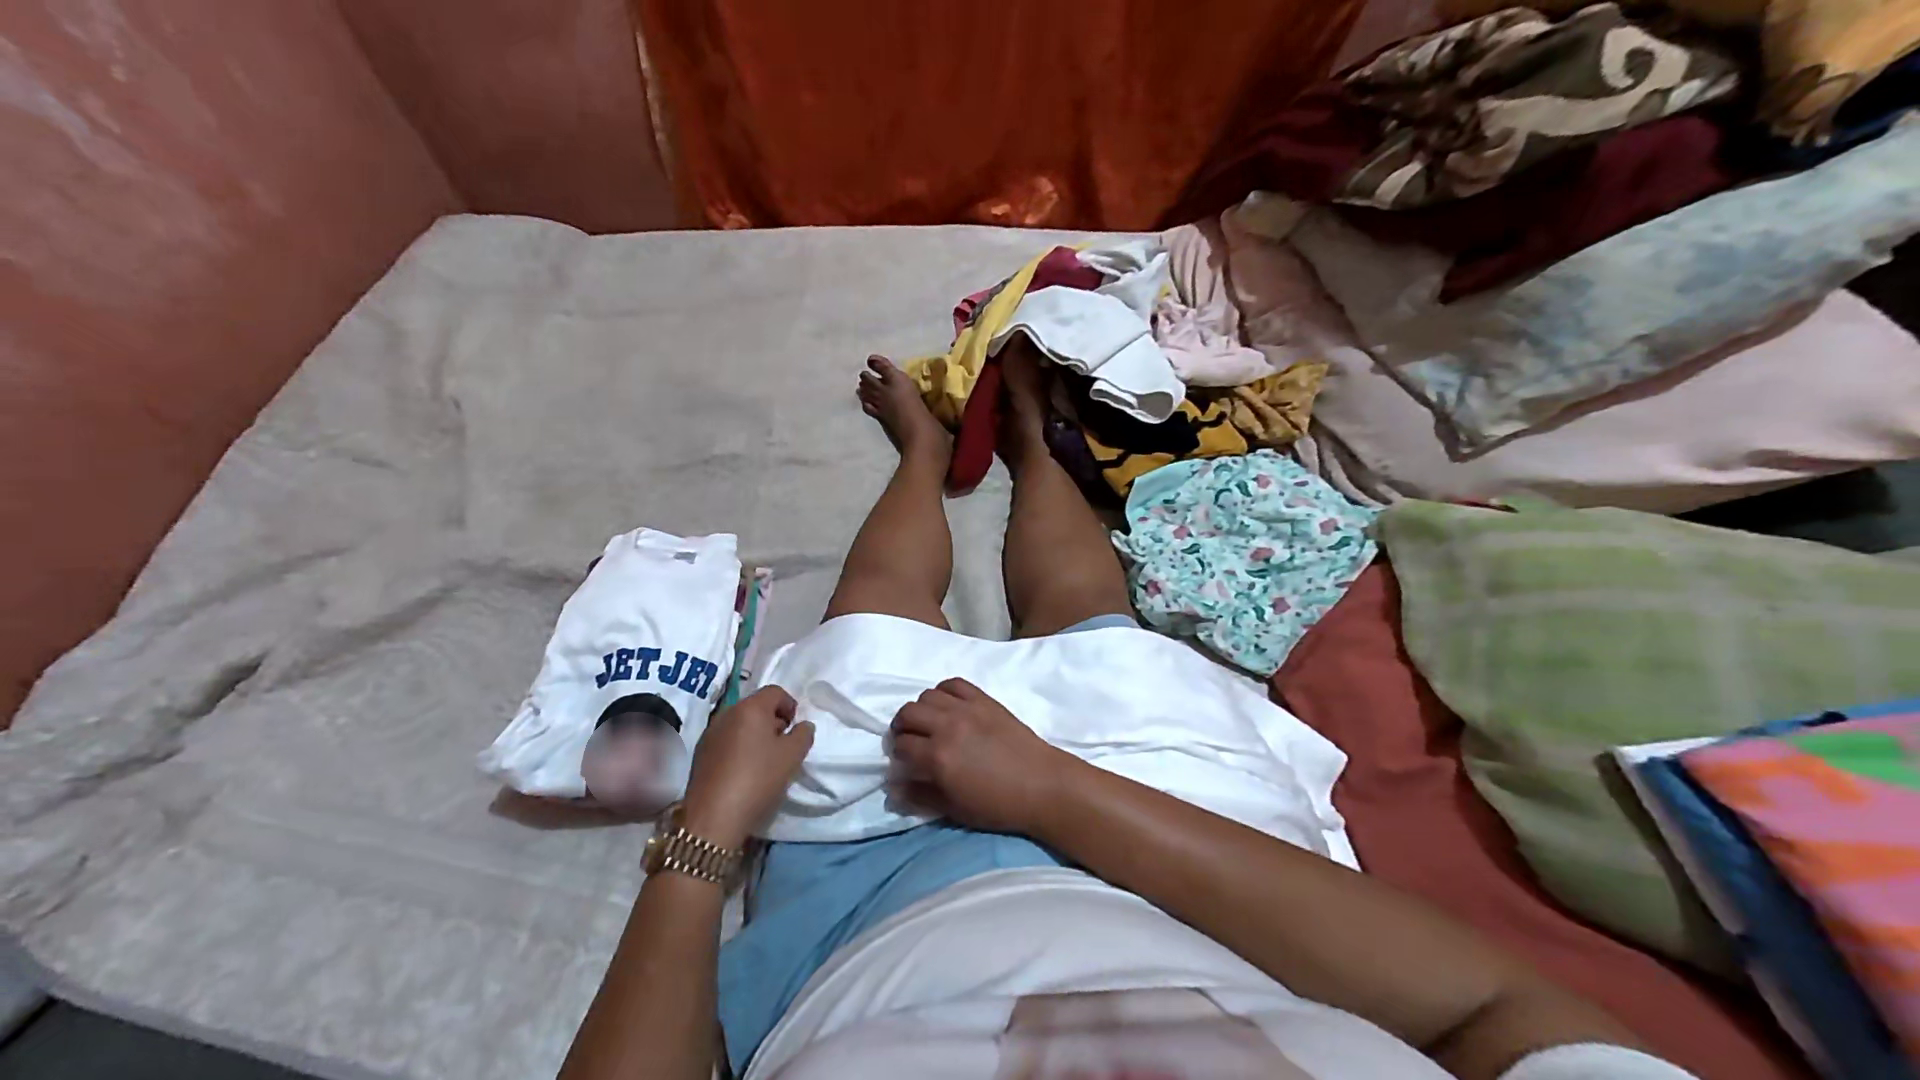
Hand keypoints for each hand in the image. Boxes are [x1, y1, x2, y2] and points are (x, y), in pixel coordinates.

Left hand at [681, 687, 813, 848]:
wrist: (714, 817)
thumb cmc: (758, 779)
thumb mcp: (792, 756)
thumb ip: (803, 734)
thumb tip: (802, 725)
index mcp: (750, 708)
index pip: (775, 692)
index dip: (790, 705)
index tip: (795, 728)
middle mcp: (727, 714)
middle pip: (755, 705)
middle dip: (772, 719)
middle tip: (783, 743)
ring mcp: (710, 733)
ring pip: (739, 722)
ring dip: (754, 732)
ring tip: (764, 758)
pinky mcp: (700, 753)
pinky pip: (726, 738)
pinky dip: (739, 745)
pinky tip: (744, 769)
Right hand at [889, 678, 1073, 834]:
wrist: (1042, 785)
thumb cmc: (998, 805)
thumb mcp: (954, 809)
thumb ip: (920, 795)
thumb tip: (894, 785)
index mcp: (937, 757)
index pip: (901, 745)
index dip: (898, 755)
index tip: (904, 763)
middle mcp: (947, 726)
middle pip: (907, 713)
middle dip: (902, 728)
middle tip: (910, 741)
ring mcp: (967, 709)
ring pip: (927, 696)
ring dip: (922, 710)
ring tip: (929, 724)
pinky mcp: (984, 699)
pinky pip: (954, 683)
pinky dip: (944, 692)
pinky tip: (948, 707)